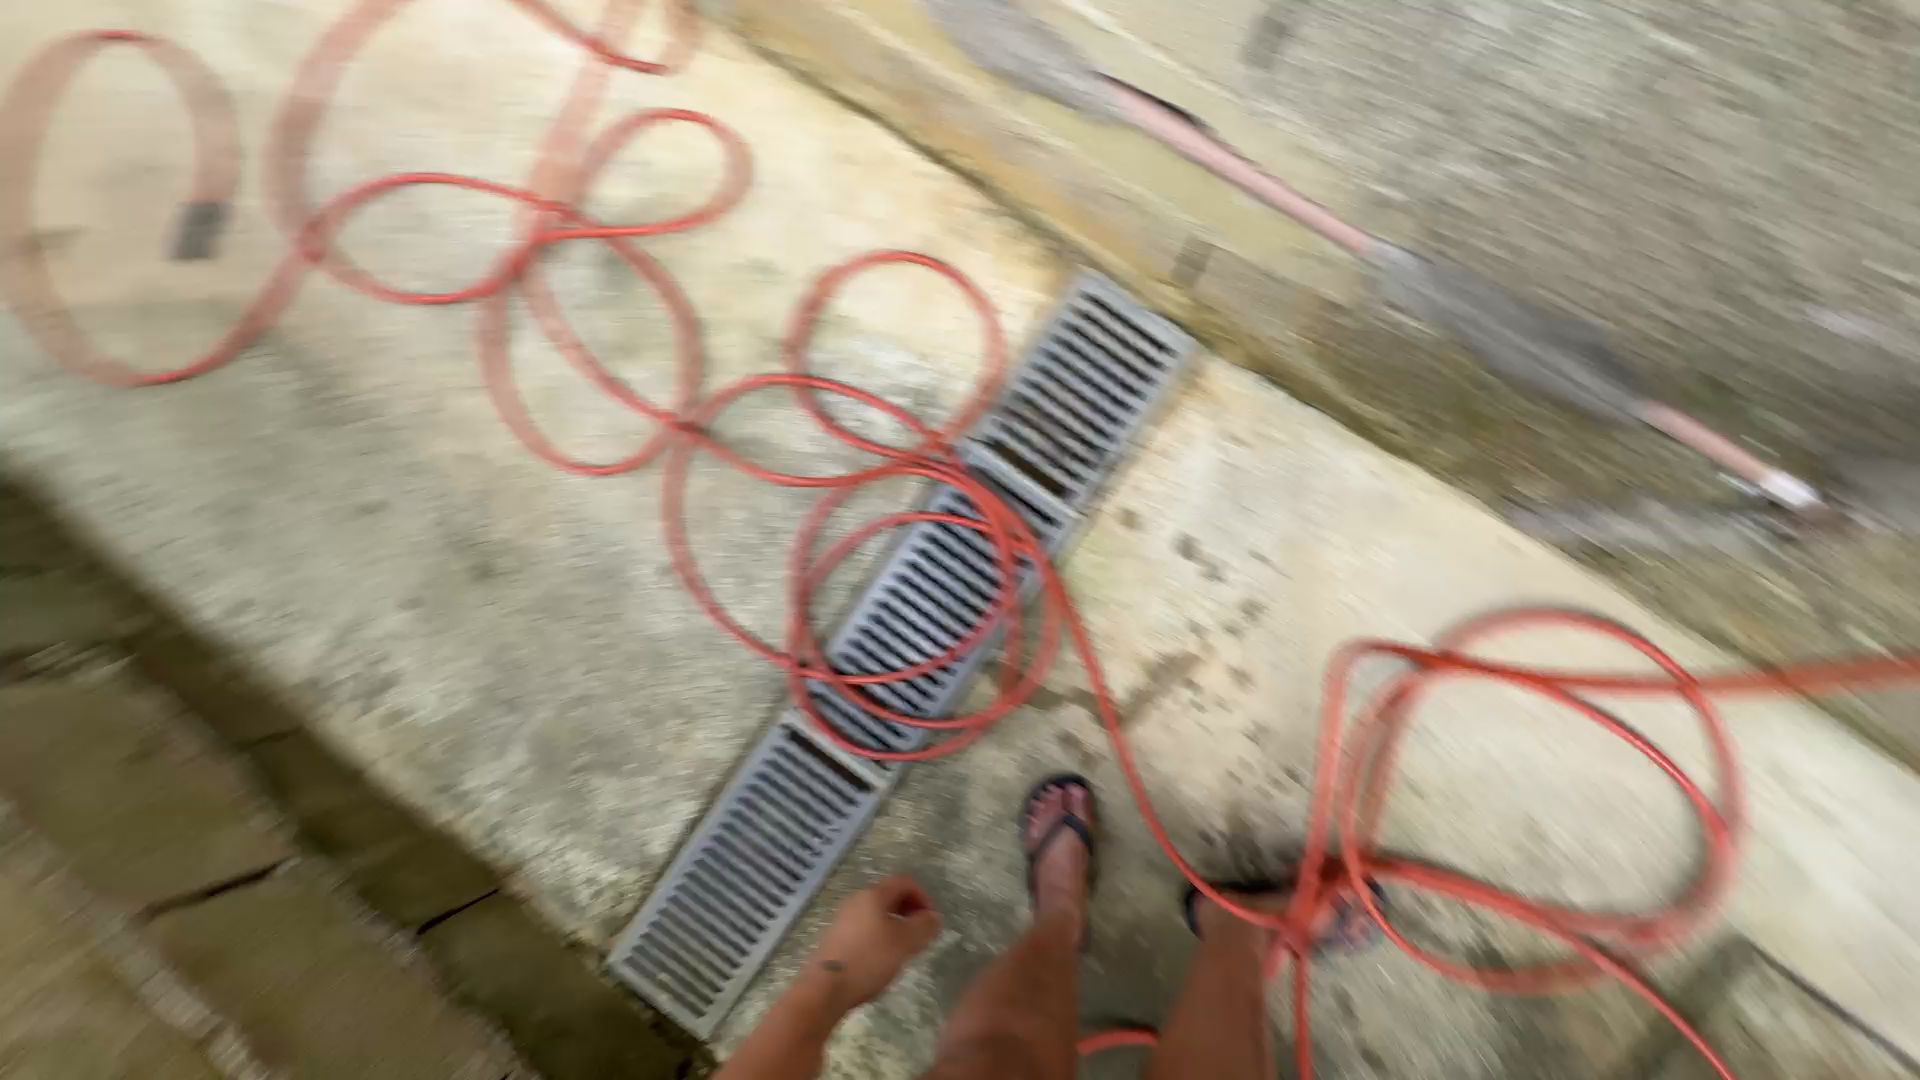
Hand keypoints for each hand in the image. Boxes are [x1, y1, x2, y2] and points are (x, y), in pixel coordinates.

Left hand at [807, 875, 941, 1007]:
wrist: (824, 988)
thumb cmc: (868, 958)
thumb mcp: (904, 942)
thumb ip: (923, 927)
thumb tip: (934, 917)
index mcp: (873, 894)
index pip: (904, 881)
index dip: (922, 896)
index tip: (931, 920)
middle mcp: (857, 900)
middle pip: (889, 895)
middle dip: (909, 911)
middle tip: (920, 935)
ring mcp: (843, 919)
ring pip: (876, 913)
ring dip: (895, 925)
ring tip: (903, 950)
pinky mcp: (835, 938)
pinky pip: (864, 928)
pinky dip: (879, 936)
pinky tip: (881, 960)